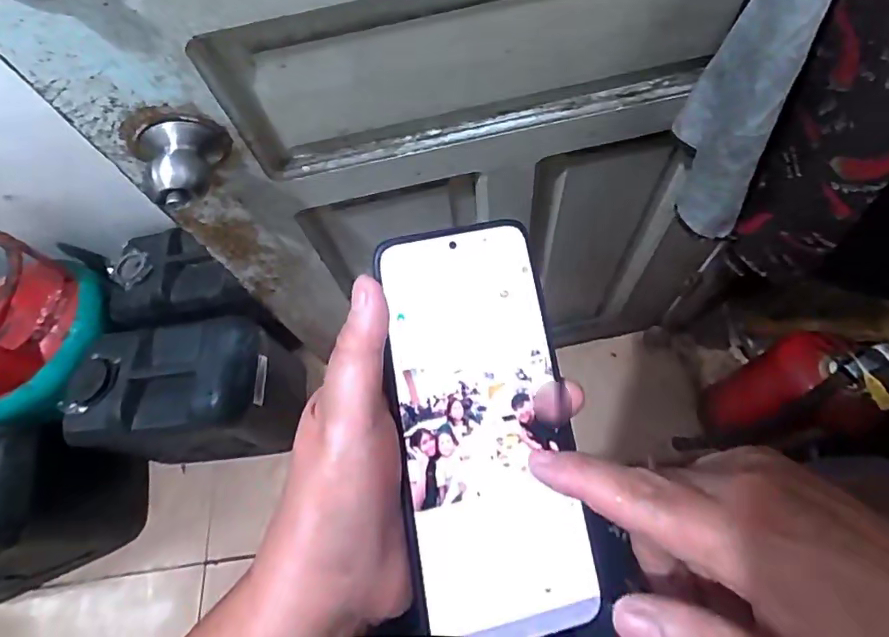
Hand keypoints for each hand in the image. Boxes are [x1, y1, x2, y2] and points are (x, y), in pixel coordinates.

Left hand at [194, 276, 585, 636]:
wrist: (333, 600)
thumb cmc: (326, 505)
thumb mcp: (344, 419)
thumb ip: (359, 356)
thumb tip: (367, 287)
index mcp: (380, 387)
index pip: (427, 339)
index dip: (465, 320)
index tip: (506, 304)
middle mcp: (409, 415)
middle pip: (467, 379)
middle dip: (509, 367)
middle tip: (547, 360)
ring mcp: (432, 454)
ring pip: (484, 421)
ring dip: (522, 411)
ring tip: (562, 404)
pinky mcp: (450, 491)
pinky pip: (489, 464)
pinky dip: (518, 456)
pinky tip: (548, 452)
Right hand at [529, 446, 888, 636]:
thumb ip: (692, 633)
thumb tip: (624, 609)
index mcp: (736, 528)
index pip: (638, 494)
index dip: (584, 478)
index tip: (538, 460)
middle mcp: (749, 479)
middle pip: (663, 493)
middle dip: (651, 542)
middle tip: (679, 605)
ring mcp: (780, 472)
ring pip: (696, 490)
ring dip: (687, 537)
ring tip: (727, 604)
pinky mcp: (803, 478)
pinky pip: (733, 488)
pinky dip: (720, 526)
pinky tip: (756, 581)